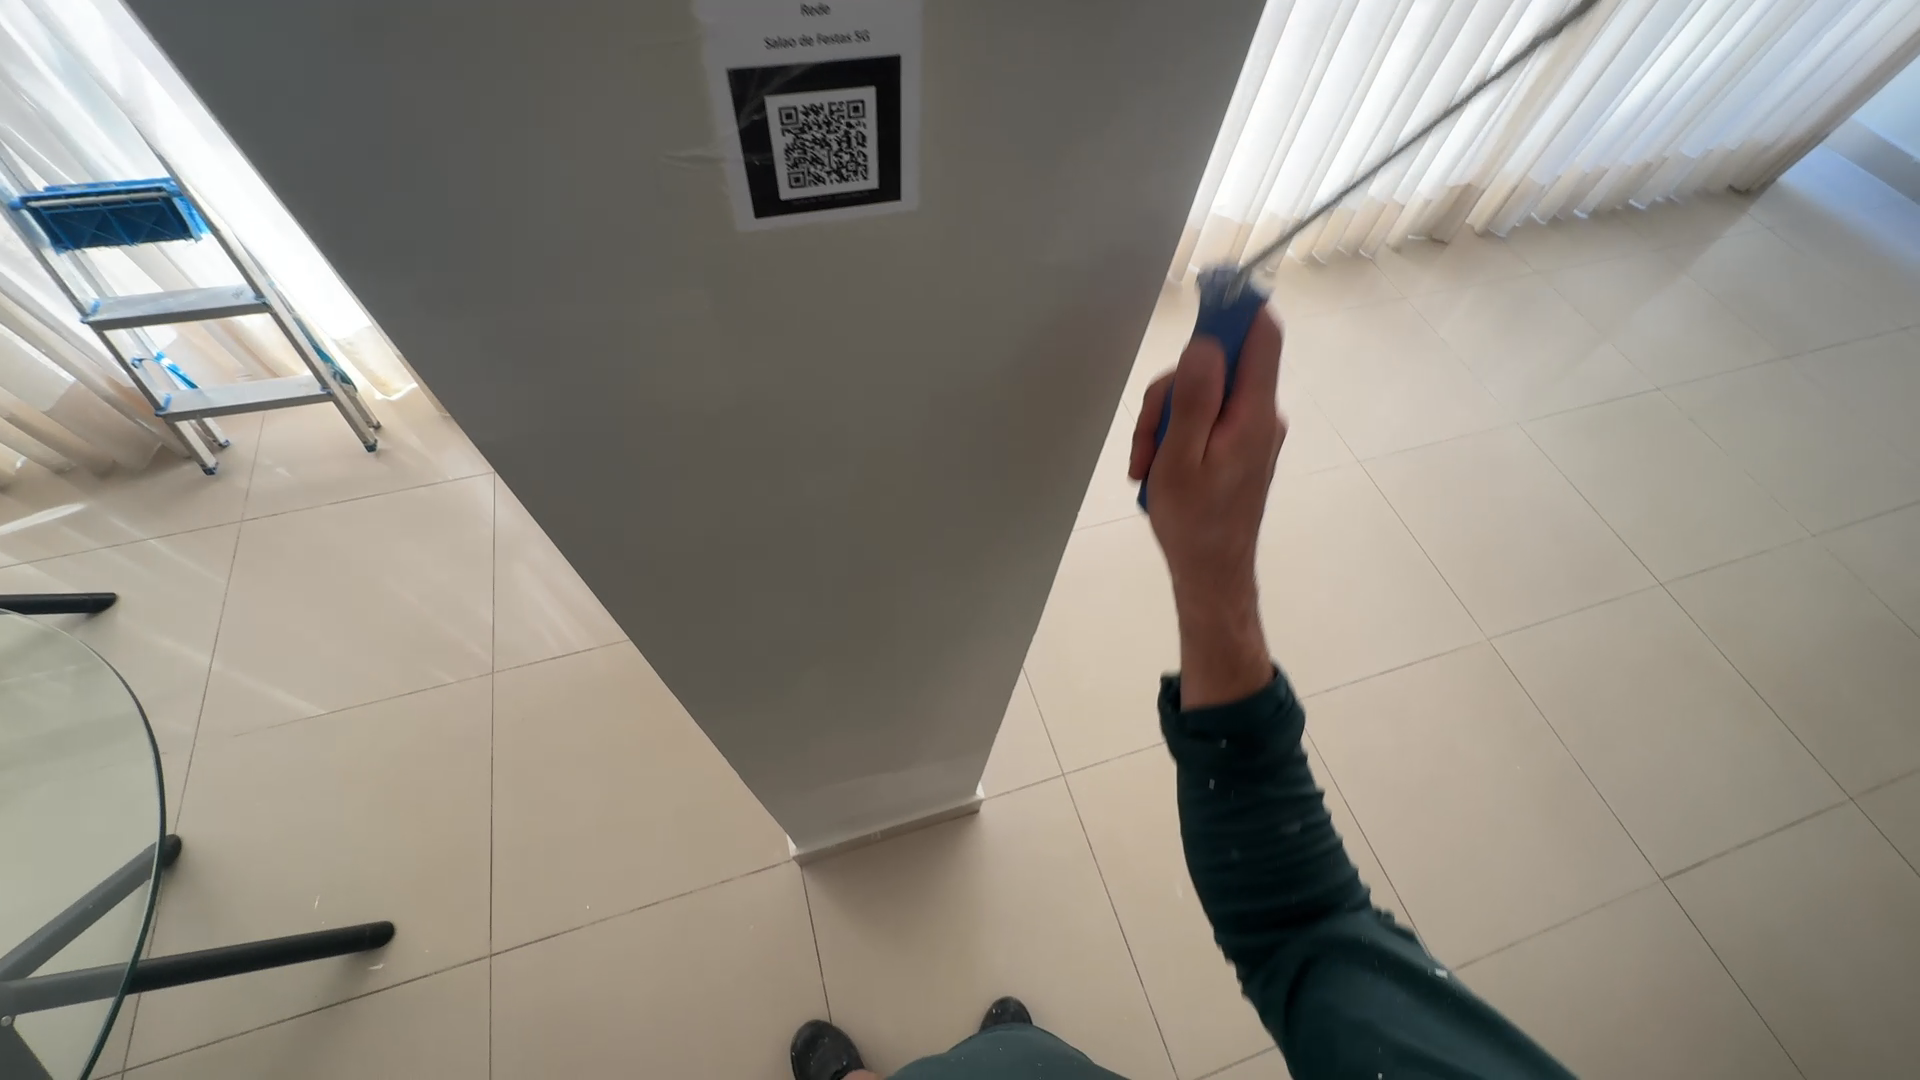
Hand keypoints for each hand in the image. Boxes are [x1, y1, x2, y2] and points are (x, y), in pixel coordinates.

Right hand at [1128, 308, 1286, 706]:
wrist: (1212, 573)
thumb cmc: (1194, 521)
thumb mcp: (1181, 458)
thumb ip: (1194, 398)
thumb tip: (1204, 344)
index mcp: (1253, 412)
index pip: (1261, 334)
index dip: (1236, 306)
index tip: (1203, 296)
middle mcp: (1261, 414)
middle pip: (1215, 366)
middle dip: (1171, 394)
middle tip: (1146, 442)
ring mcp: (1251, 431)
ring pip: (1202, 395)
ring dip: (1165, 424)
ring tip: (1146, 468)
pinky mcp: (1239, 447)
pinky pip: (1205, 420)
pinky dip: (1177, 438)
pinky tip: (1159, 471)